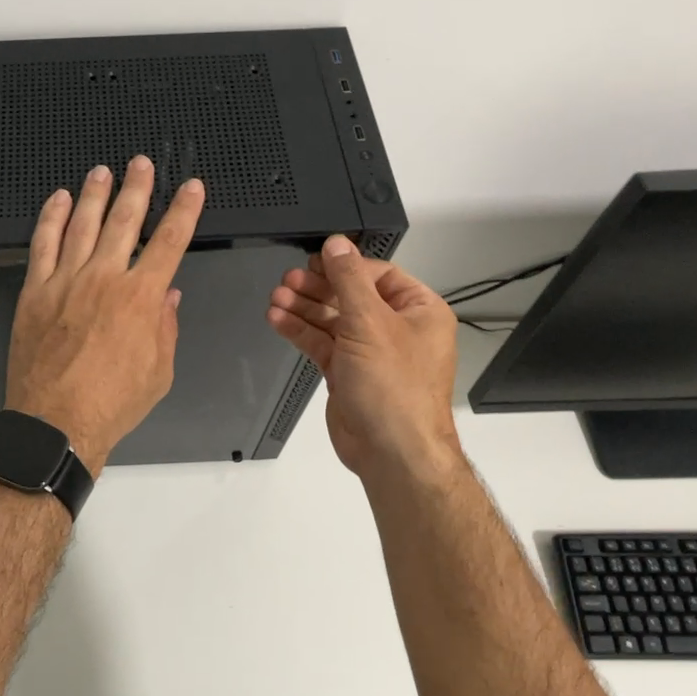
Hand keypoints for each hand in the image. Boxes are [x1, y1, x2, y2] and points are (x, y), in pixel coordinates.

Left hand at [4, 156, 204, 472]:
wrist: (57, 422)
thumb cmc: (112, 403)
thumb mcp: (159, 372)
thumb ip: (165, 329)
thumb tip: (168, 298)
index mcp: (141, 298)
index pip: (169, 241)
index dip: (183, 210)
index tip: (191, 187)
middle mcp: (104, 279)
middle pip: (124, 220)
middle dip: (137, 187)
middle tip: (141, 163)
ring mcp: (66, 281)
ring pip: (82, 224)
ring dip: (94, 194)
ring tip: (102, 171)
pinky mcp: (35, 292)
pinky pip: (43, 244)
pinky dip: (50, 218)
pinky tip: (57, 200)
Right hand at [265, 235, 463, 480]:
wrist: (392, 451)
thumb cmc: (396, 388)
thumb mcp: (370, 323)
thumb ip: (349, 280)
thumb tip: (337, 244)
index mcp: (420, 311)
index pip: (379, 275)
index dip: (346, 266)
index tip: (315, 259)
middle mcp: (398, 330)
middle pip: (352, 296)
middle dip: (318, 288)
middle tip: (288, 280)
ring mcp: (372, 353)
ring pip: (334, 321)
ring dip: (304, 309)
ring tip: (276, 298)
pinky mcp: (349, 374)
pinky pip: (323, 344)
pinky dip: (302, 332)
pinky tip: (278, 320)